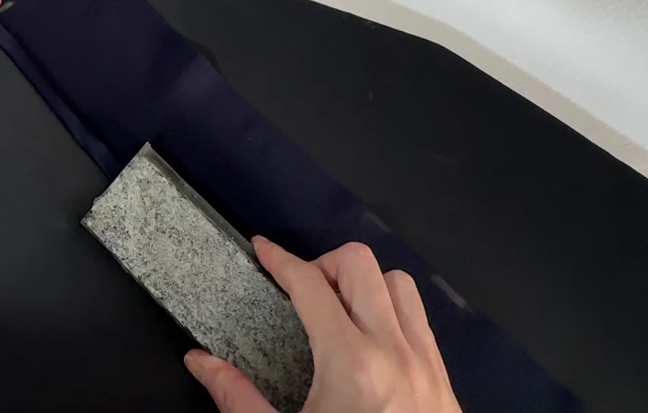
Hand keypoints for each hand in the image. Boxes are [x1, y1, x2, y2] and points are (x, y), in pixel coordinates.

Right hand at [184, 238, 460, 412]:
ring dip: (367, 285)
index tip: (262, 250)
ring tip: (341, 309)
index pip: (310, 283)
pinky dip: (394, 313)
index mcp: (351, 364)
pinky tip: (372, 341)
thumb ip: (238, 398)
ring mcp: (428, 368)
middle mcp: (394, 354)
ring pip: (399, 285)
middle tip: (303, 291)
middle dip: (324, 264)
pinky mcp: (448, 388)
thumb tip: (199, 361)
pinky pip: (422, 323)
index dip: (279, 259)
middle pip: (360, 265)